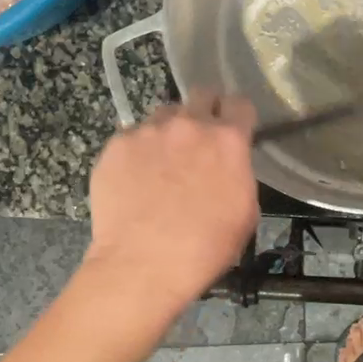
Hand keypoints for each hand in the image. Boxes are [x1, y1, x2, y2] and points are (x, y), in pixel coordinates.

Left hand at [85, 89, 259, 309]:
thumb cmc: (204, 248)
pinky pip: (132, 137)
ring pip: (163, 115)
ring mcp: (148, 131)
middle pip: (201, 95)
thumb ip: (239, 173)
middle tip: (198, 141)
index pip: (240, 104)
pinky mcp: (116, 145)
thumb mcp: (246, 212)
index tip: (233, 129)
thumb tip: (228, 165)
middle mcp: (189, 124)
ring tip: (161, 163)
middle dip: (204, 112)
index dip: (237, 116)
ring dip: (168, 132)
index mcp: (228, 140)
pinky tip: (134, 180)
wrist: (143, 266)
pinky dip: (137, 152)